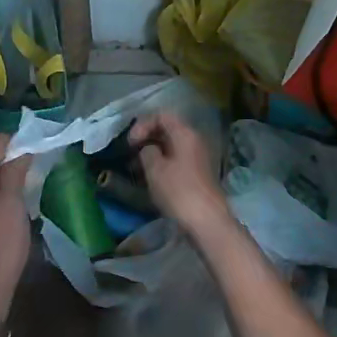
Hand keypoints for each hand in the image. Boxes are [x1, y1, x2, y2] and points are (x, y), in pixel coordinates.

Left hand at [0, 135, 31, 320]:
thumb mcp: (11, 205)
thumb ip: (14, 171)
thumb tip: (23, 147)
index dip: (20, 140)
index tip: (44, 145)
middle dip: (16, 154)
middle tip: (44, 159)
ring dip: (11, 170)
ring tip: (36, 174)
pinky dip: (3, 185)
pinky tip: (20, 192)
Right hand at [129, 109, 230, 232]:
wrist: (207, 221)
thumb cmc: (178, 191)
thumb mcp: (155, 169)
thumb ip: (147, 151)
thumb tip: (148, 149)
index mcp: (185, 134)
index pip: (162, 115)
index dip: (143, 124)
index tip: (130, 142)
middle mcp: (194, 140)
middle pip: (168, 129)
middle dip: (147, 138)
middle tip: (130, 153)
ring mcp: (198, 158)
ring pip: (171, 146)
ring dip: (153, 153)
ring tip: (135, 167)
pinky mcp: (197, 174)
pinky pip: (176, 160)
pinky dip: (162, 164)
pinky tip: (150, 178)